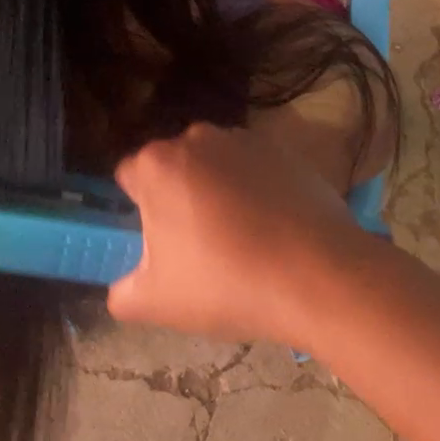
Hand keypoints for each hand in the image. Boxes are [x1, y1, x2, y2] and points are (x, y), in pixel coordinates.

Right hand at [107, 123, 366, 346]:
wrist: (317, 273)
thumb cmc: (226, 283)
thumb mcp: (155, 303)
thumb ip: (123, 291)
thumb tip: (125, 285)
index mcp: (159, 164)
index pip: (129, 176)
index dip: (137, 209)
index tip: (156, 243)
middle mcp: (198, 137)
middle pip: (174, 166)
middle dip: (178, 197)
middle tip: (196, 248)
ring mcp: (246, 139)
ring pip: (214, 165)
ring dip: (217, 191)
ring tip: (240, 241)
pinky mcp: (285, 149)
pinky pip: (254, 168)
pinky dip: (255, 189)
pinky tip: (272, 229)